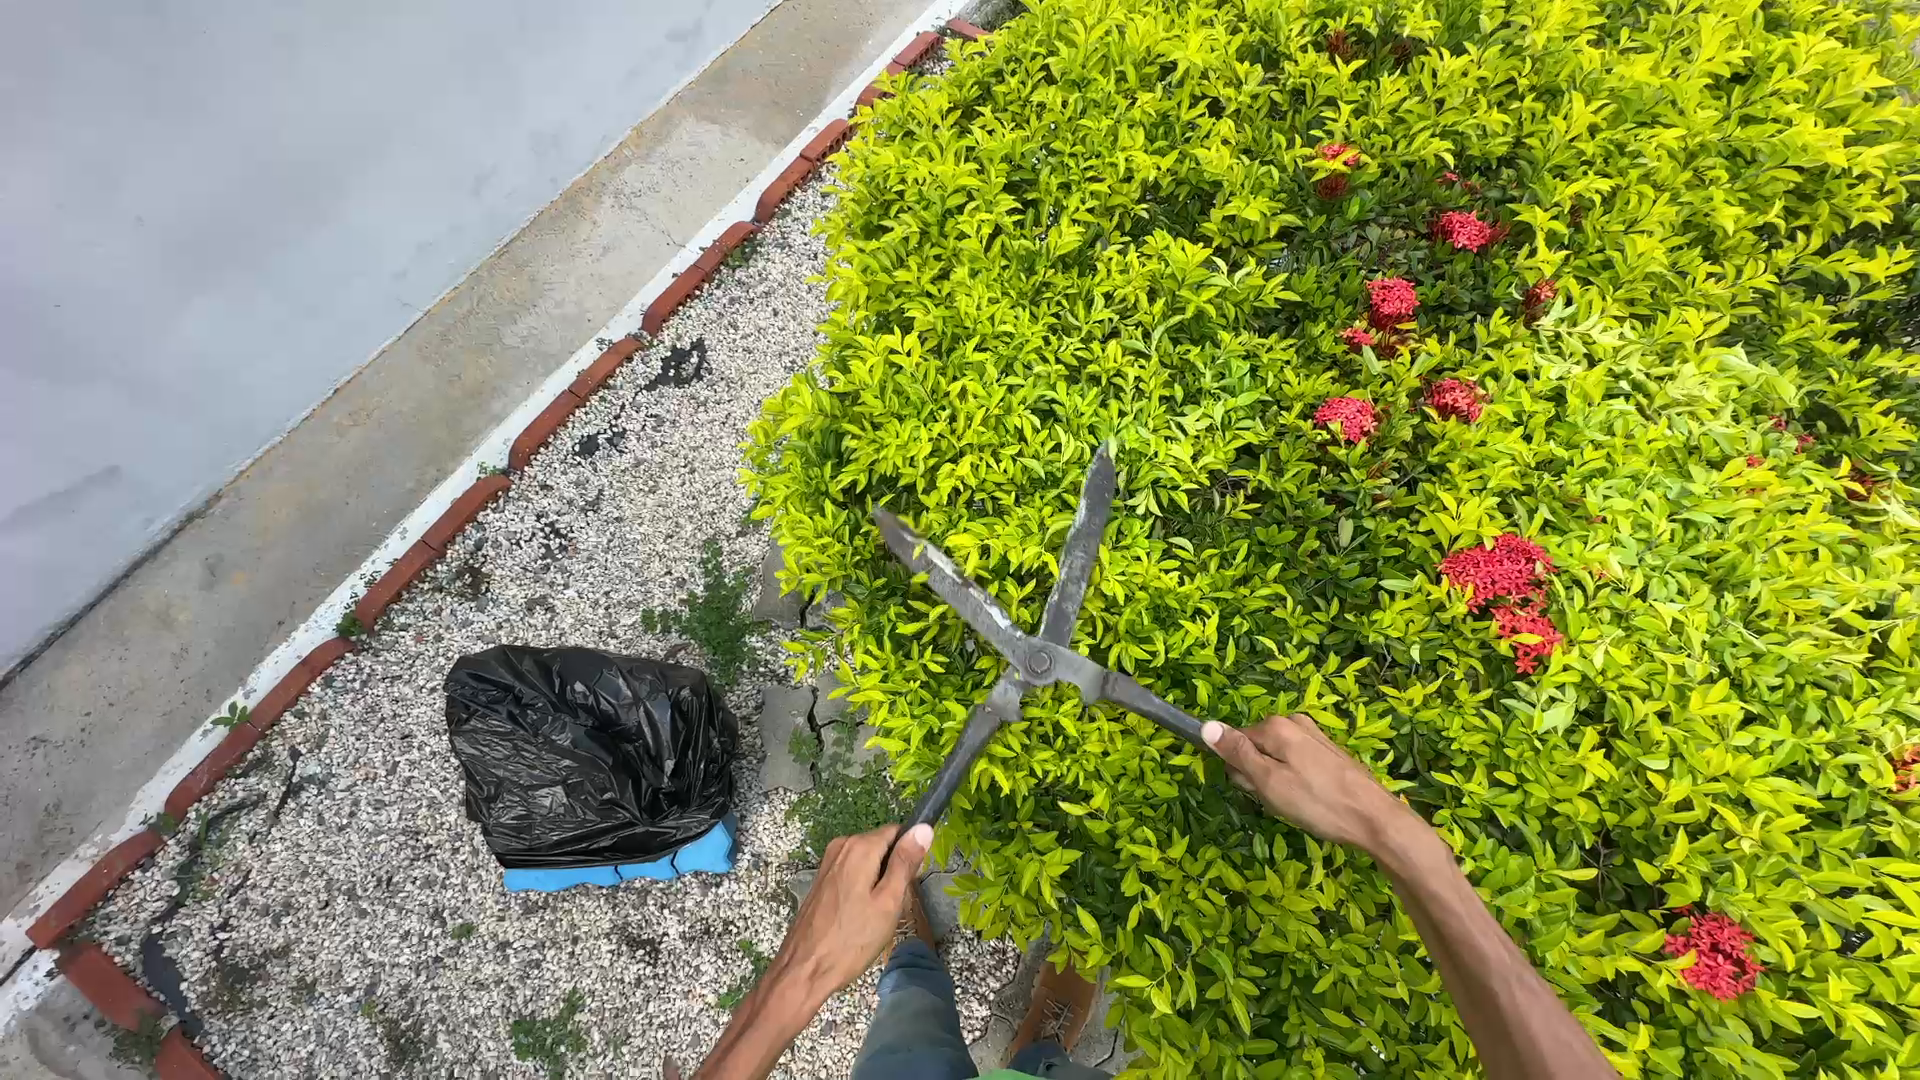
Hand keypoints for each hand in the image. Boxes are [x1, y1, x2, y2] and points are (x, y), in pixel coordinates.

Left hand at [771, 822, 931, 1002]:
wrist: (803, 970)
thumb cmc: (852, 939)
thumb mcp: (888, 902)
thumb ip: (905, 862)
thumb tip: (923, 829)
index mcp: (860, 847)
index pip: (898, 832)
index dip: (909, 856)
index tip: (908, 885)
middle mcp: (842, 846)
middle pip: (882, 846)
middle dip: (892, 870)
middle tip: (891, 906)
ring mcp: (829, 862)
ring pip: (867, 860)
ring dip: (877, 881)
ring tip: (875, 915)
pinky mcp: (822, 878)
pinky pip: (852, 872)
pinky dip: (861, 888)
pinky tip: (859, 916)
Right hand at [1201, 714, 1426, 860]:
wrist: (1377, 821)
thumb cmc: (1317, 803)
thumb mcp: (1268, 782)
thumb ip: (1237, 753)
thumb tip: (1206, 726)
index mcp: (1275, 726)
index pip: (1235, 743)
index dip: (1240, 771)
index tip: (1257, 791)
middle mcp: (1294, 722)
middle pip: (1256, 748)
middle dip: (1259, 775)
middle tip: (1279, 799)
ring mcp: (1314, 736)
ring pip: (1277, 757)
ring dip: (1278, 781)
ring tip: (1298, 803)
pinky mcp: (1329, 752)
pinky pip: (1297, 762)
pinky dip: (1298, 781)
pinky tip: (1312, 800)